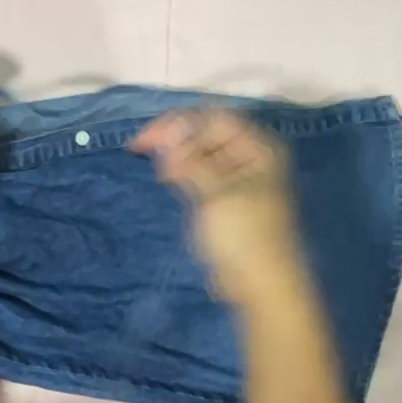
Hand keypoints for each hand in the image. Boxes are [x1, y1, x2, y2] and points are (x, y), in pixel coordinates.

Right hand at [130, 108, 307, 306]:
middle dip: (176, 138)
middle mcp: (250, 156)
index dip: (178, 124)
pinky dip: (183, 170)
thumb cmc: (244, 236)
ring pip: (200, 152)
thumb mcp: (216, 193)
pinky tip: (167, 178)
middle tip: (142, 151)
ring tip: (159, 171)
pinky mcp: (224, 196)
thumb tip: (167, 131)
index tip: (146, 140)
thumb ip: (190, 159)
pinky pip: (200, 171)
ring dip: (177, 155)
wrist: (259, 284)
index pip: (213, 119)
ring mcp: (237, 176)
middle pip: (206, 132)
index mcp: (258, 148)